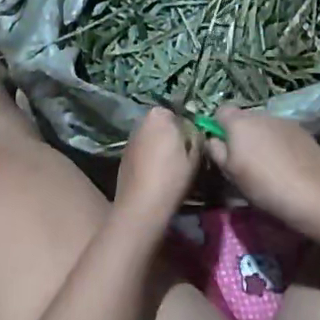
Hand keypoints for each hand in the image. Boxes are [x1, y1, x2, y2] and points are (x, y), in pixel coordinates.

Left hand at [112, 108, 199, 226]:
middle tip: (181, 157)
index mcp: (159, 115)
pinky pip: (141, 150)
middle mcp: (141, 122)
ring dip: (158, 146)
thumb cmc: (172, 177)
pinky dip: (148, 157)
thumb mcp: (195, 157)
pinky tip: (153, 174)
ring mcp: (130, 138)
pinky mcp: (123, 154)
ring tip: (168, 167)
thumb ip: (196, 137)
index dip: (186, 131)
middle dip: (170, 136)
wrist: (141, 205)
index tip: (191, 147)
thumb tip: (193, 132)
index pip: (177, 115)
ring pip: (151, 137)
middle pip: (162, 125)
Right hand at [208, 107, 319, 225]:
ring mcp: (284, 121)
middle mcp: (261, 115)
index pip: (221, 111)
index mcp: (239, 122)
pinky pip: (283, 133)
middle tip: (246, 159)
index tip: (224, 146)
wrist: (311, 192)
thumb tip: (213, 139)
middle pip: (245, 118)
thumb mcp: (230, 173)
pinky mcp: (303, 131)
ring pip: (265, 126)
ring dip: (263, 138)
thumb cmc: (262, 184)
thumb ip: (217, 151)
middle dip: (243, 133)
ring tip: (269, 164)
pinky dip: (281, 143)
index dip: (220, 126)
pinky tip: (287, 164)